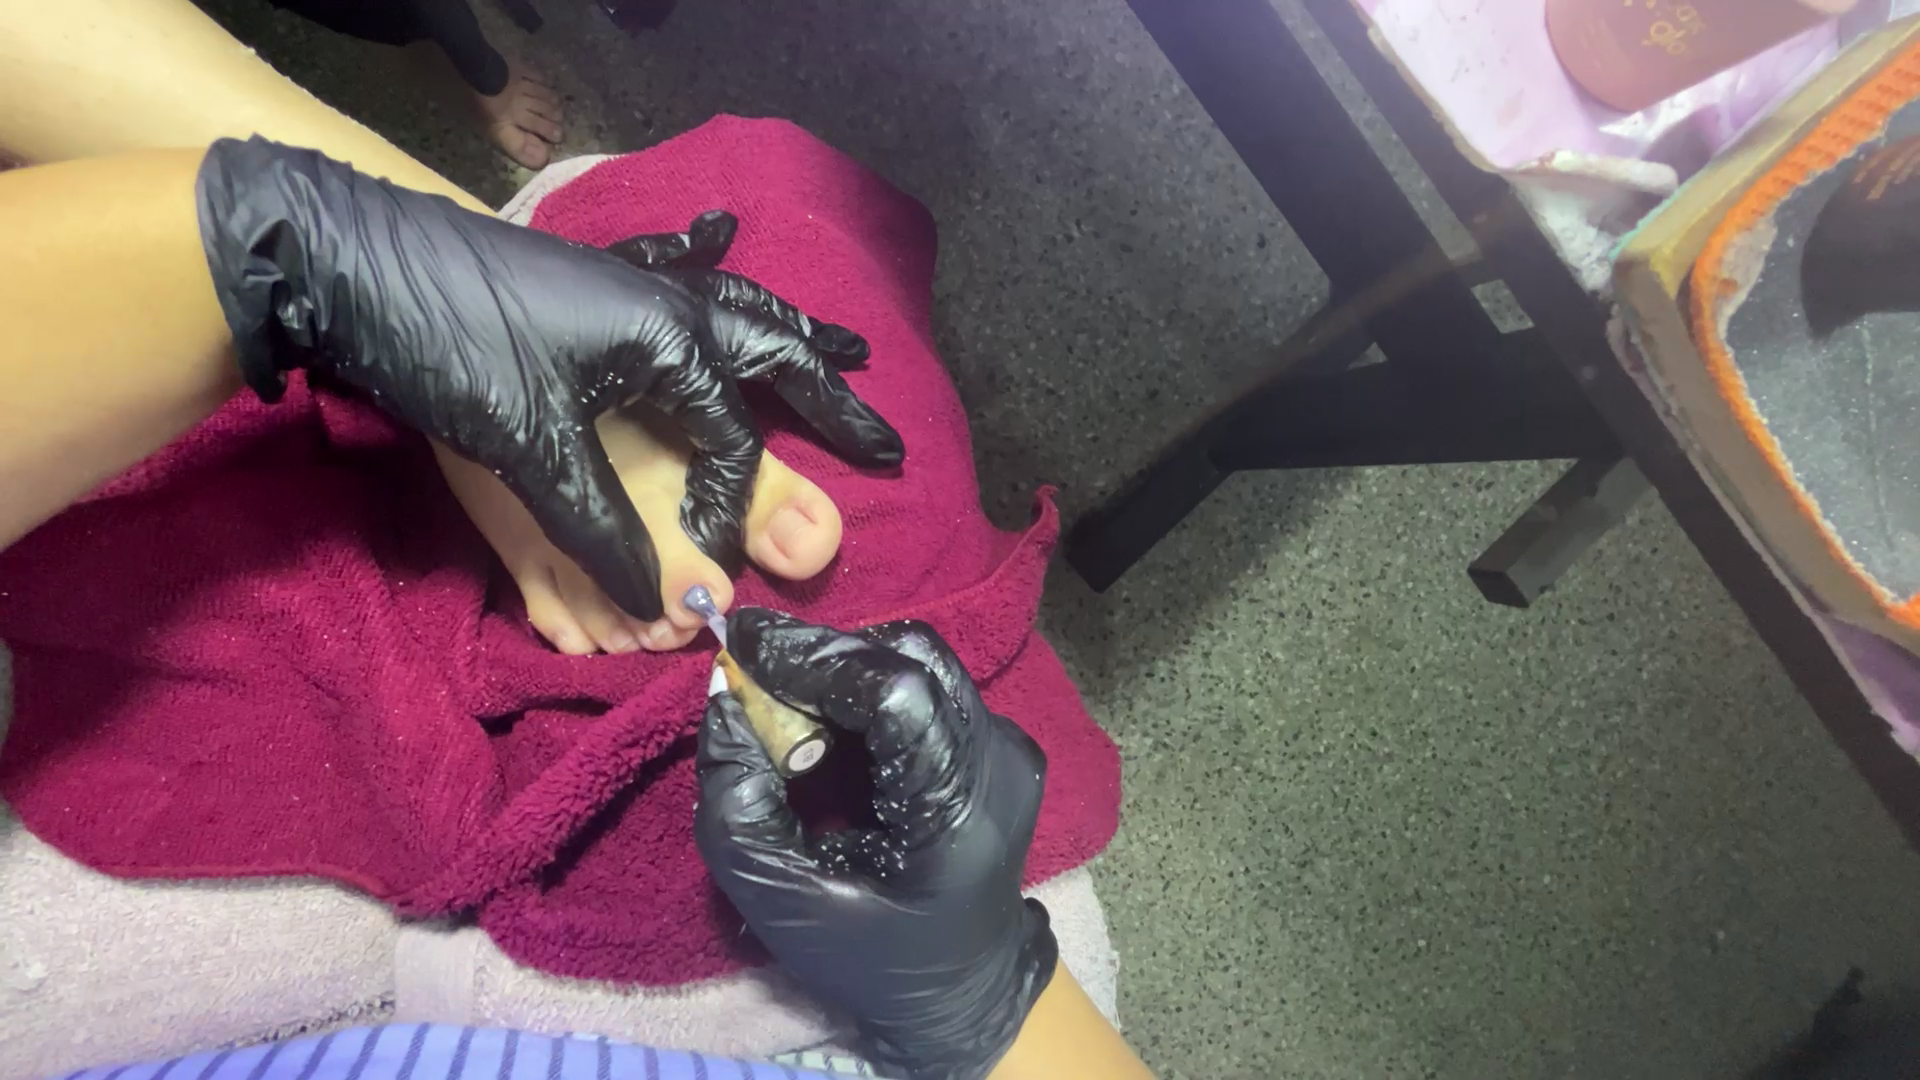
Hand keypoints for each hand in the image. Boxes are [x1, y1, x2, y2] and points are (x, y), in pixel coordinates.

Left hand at [194, 138, 900, 620]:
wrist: (341, 255)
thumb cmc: (446, 343)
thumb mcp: (531, 446)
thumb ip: (605, 533)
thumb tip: (669, 610)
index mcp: (672, 340)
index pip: (734, 444)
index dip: (731, 515)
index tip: (712, 569)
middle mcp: (674, 308)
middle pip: (782, 356)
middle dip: (838, 404)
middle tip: (887, 444)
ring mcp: (640, 288)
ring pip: (746, 309)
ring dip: (799, 337)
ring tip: (846, 351)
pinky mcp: (605, 285)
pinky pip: (696, 282)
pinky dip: (731, 286)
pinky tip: (735, 268)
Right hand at [695, 609, 1056, 1079]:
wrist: (965, 984)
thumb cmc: (869, 956)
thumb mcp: (778, 897)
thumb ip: (736, 801)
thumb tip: (724, 696)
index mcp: (957, 811)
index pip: (898, 692)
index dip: (817, 657)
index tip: (745, 643)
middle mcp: (1000, 760)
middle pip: (914, 658)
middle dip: (826, 655)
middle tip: (762, 670)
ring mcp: (1011, 745)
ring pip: (923, 661)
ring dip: (848, 669)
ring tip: (798, 705)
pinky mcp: (1004, 740)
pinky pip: (932, 683)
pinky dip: (873, 688)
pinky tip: (842, 728)